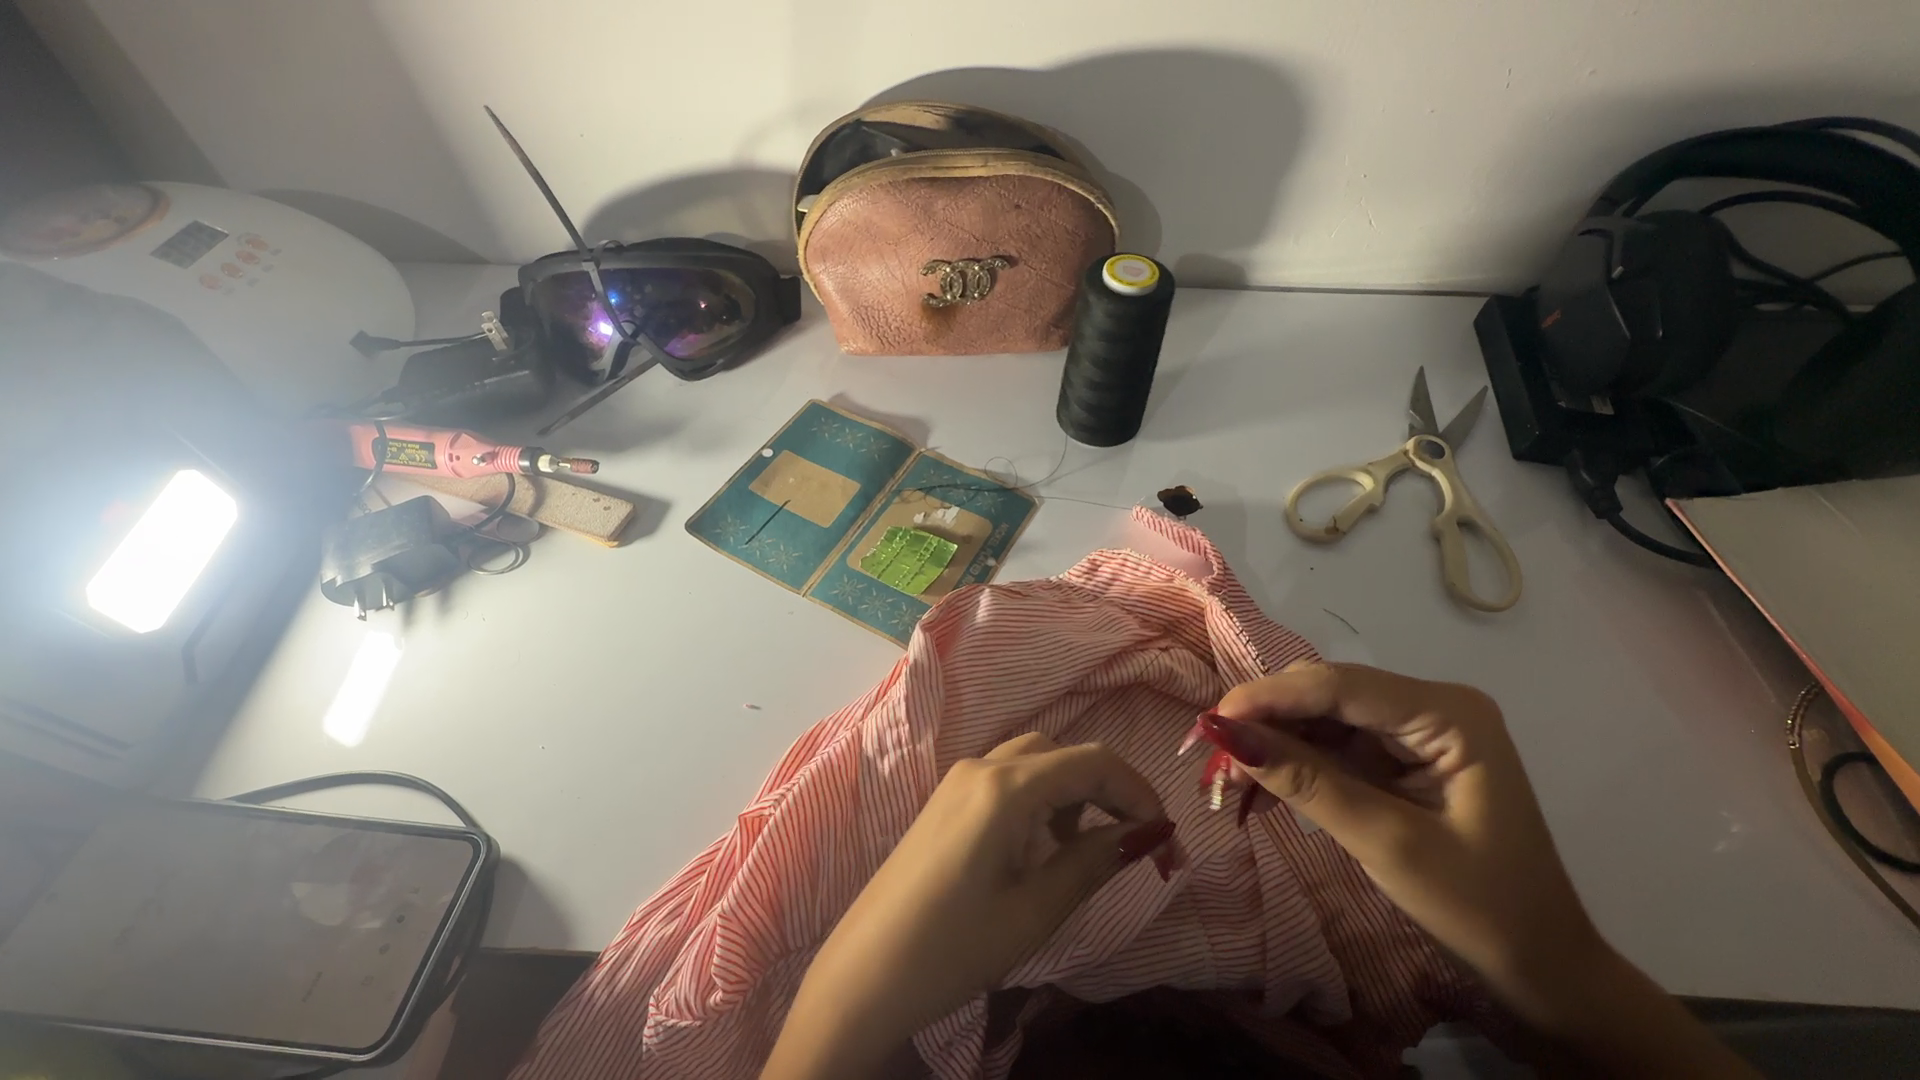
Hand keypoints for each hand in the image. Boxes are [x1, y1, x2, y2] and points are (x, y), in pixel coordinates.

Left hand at [761, 733, 1175, 1079]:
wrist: (864, 975)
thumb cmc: (953, 947)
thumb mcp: (1034, 910)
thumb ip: (1092, 861)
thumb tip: (1146, 833)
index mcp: (1005, 787)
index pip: (1092, 762)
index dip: (1139, 792)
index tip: (1166, 837)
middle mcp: (980, 766)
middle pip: (1062, 753)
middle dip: (1106, 789)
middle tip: (1134, 844)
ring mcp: (957, 781)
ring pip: (1033, 761)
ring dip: (1071, 793)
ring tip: (1084, 850)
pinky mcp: (944, 801)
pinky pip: (1006, 779)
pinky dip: (1039, 799)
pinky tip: (1040, 846)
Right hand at [1198, 663, 1760, 1077]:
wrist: (1543, 967)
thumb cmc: (1479, 908)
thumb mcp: (1385, 842)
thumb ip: (1305, 780)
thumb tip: (1223, 732)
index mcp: (1448, 714)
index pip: (1339, 684)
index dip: (1267, 697)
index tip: (1208, 722)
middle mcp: (1431, 707)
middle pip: (1327, 693)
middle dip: (1266, 720)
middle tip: (1212, 758)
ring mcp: (1416, 732)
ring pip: (1322, 716)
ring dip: (1274, 742)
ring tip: (1228, 777)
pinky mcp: (1401, 758)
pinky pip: (1333, 744)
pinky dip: (1295, 762)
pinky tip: (1262, 784)